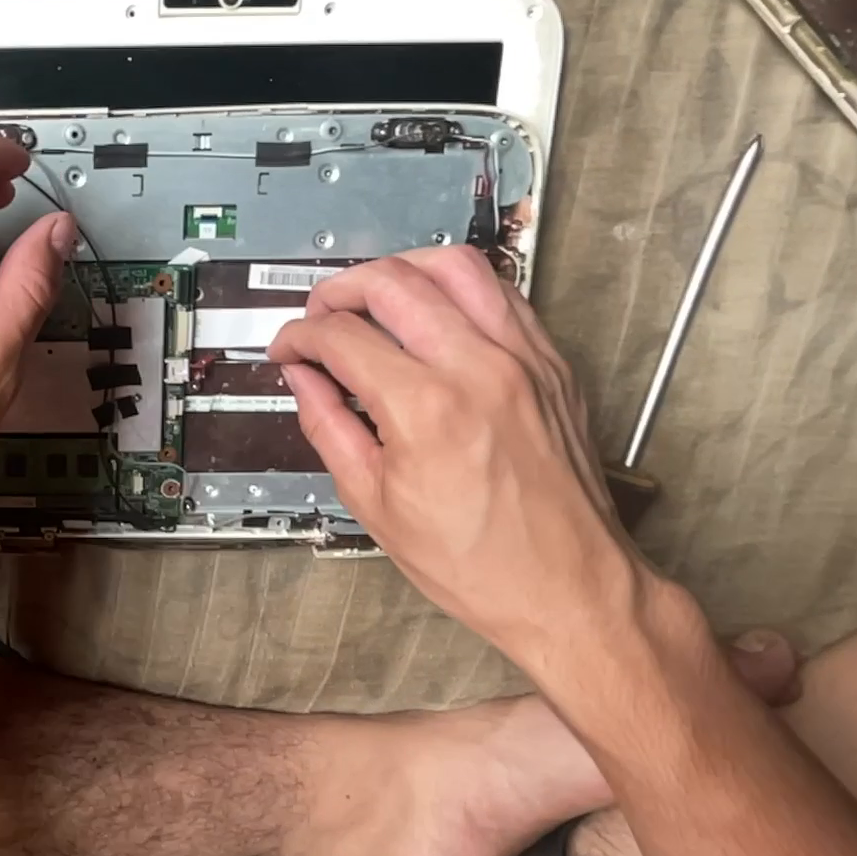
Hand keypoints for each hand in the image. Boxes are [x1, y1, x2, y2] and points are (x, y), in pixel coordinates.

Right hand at [269, 245, 648, 671]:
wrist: (569, 589)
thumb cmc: (478, 561)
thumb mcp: (372, 500)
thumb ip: (327, 425)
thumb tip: (303, 379)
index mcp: (425, 408)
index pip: (340, 336)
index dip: (298, 337)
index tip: (288, 351)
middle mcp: (478, 368)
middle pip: (390, 282)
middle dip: (336, 291)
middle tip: (317, 318)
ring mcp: (523, 359)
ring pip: (453, 266)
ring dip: (397, 269)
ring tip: (370, 296)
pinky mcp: (551, 364)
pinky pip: (499, 293)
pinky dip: (452, 288)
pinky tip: (429, 313)